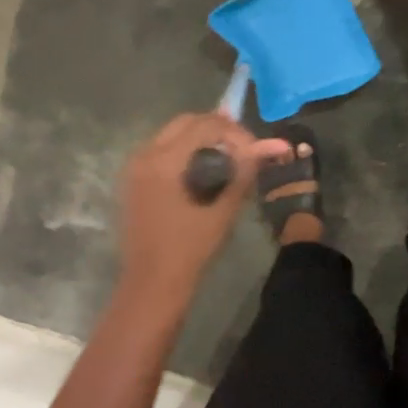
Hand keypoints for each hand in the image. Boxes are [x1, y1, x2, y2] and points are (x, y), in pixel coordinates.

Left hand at [117, 113, 290, 300]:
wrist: (152, 284)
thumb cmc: (189, 251)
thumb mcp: (223, 211)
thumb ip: (244, 173)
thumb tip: (273, 146)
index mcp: (164, 161)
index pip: (206, 125)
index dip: (236, 132)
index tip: (256, 152)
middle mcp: (144, 155)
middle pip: (187, 122)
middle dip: (219, 130)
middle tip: (245, 151)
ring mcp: (135, 167)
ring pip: (173, 134)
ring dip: (203, 139)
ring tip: (230, 161)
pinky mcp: (134, 180)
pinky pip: (163, 150)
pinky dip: (187, 151)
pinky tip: (207, 172)